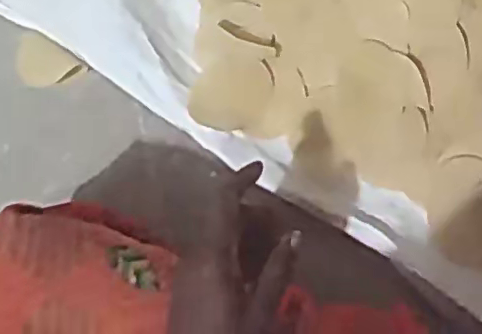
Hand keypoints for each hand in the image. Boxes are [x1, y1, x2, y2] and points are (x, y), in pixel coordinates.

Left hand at [168, 162, 299, 333]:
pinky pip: (214, 257)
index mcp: (211, 256)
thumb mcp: (260, 314)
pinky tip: (255, 275)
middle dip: (257, 218)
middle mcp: (195, 258)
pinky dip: (236, 254)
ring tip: (274, 257)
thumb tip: (295, 234)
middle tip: (284, 234)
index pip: (222, 202)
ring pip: (221, 238)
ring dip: (248, 238)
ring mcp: (188, 276)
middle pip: (227, 219)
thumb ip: (278, 271)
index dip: (240, 179)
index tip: (262, 167)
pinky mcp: (187, 292)